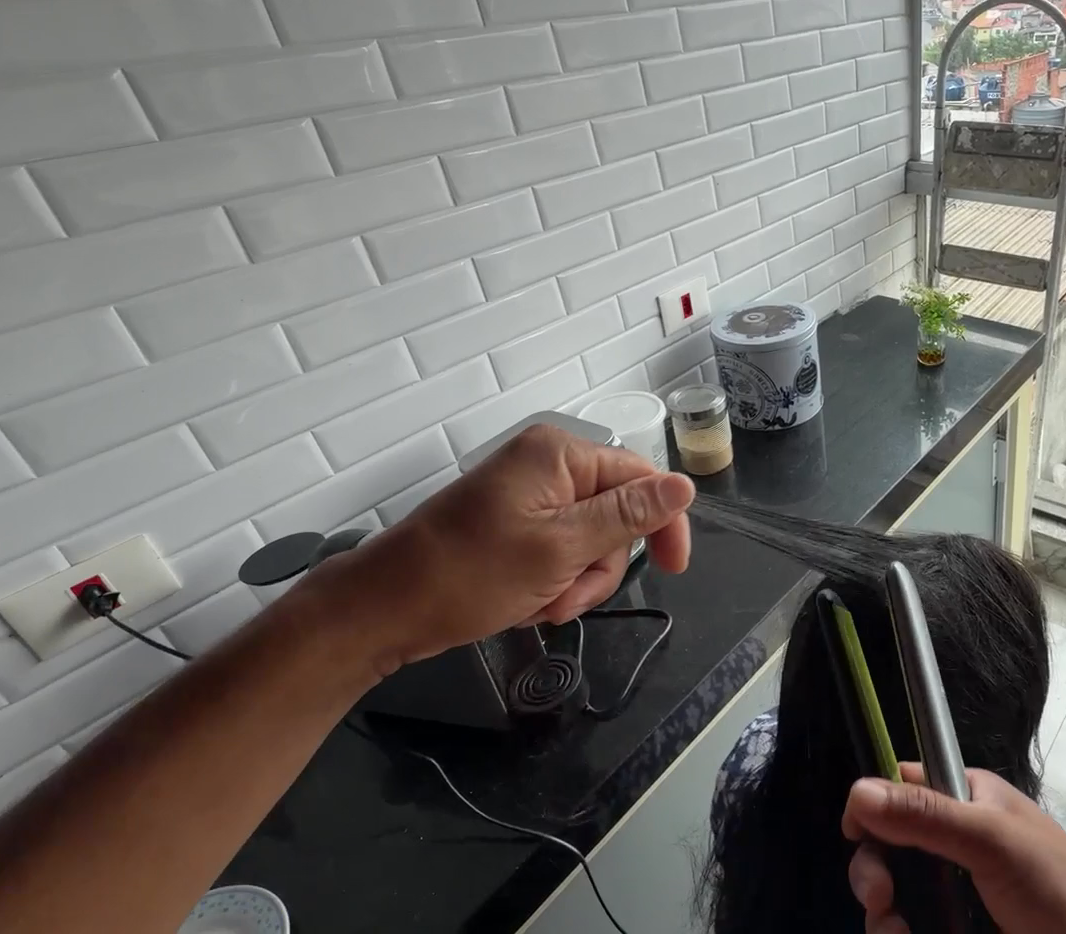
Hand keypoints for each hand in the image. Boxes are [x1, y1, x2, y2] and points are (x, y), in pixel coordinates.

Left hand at [301, 424, 695, 675]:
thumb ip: (628, 515)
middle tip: (567, 596)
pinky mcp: (514, 524)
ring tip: (541, 605)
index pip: (641, 478)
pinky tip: (527, 603)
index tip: (674, 569)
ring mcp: (529, 496)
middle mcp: (548, 466)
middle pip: (617, 514)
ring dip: (576, 581)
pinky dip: (553, 582)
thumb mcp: (561, 547)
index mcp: (560, 454)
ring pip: (591, 541)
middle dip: (601, 565)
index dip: (664, 522)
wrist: (381, 611)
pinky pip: (561, 551)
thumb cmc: (469, 575)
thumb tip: (685, 486)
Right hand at [843, 764, 1065, 933]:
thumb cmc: (1057, 887)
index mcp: (966, 799)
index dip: (872, 805)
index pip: (902, 786)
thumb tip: (856, 791)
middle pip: (889, 845)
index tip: (856, 833)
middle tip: (881, 899)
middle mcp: (954, 840)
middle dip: (874, 871)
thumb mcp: (991, 841)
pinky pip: (911, 926)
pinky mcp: (955, 928)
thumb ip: (925, 815)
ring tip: (897, 932)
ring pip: (895, 895)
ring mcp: (955, 890)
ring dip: (884, 917)